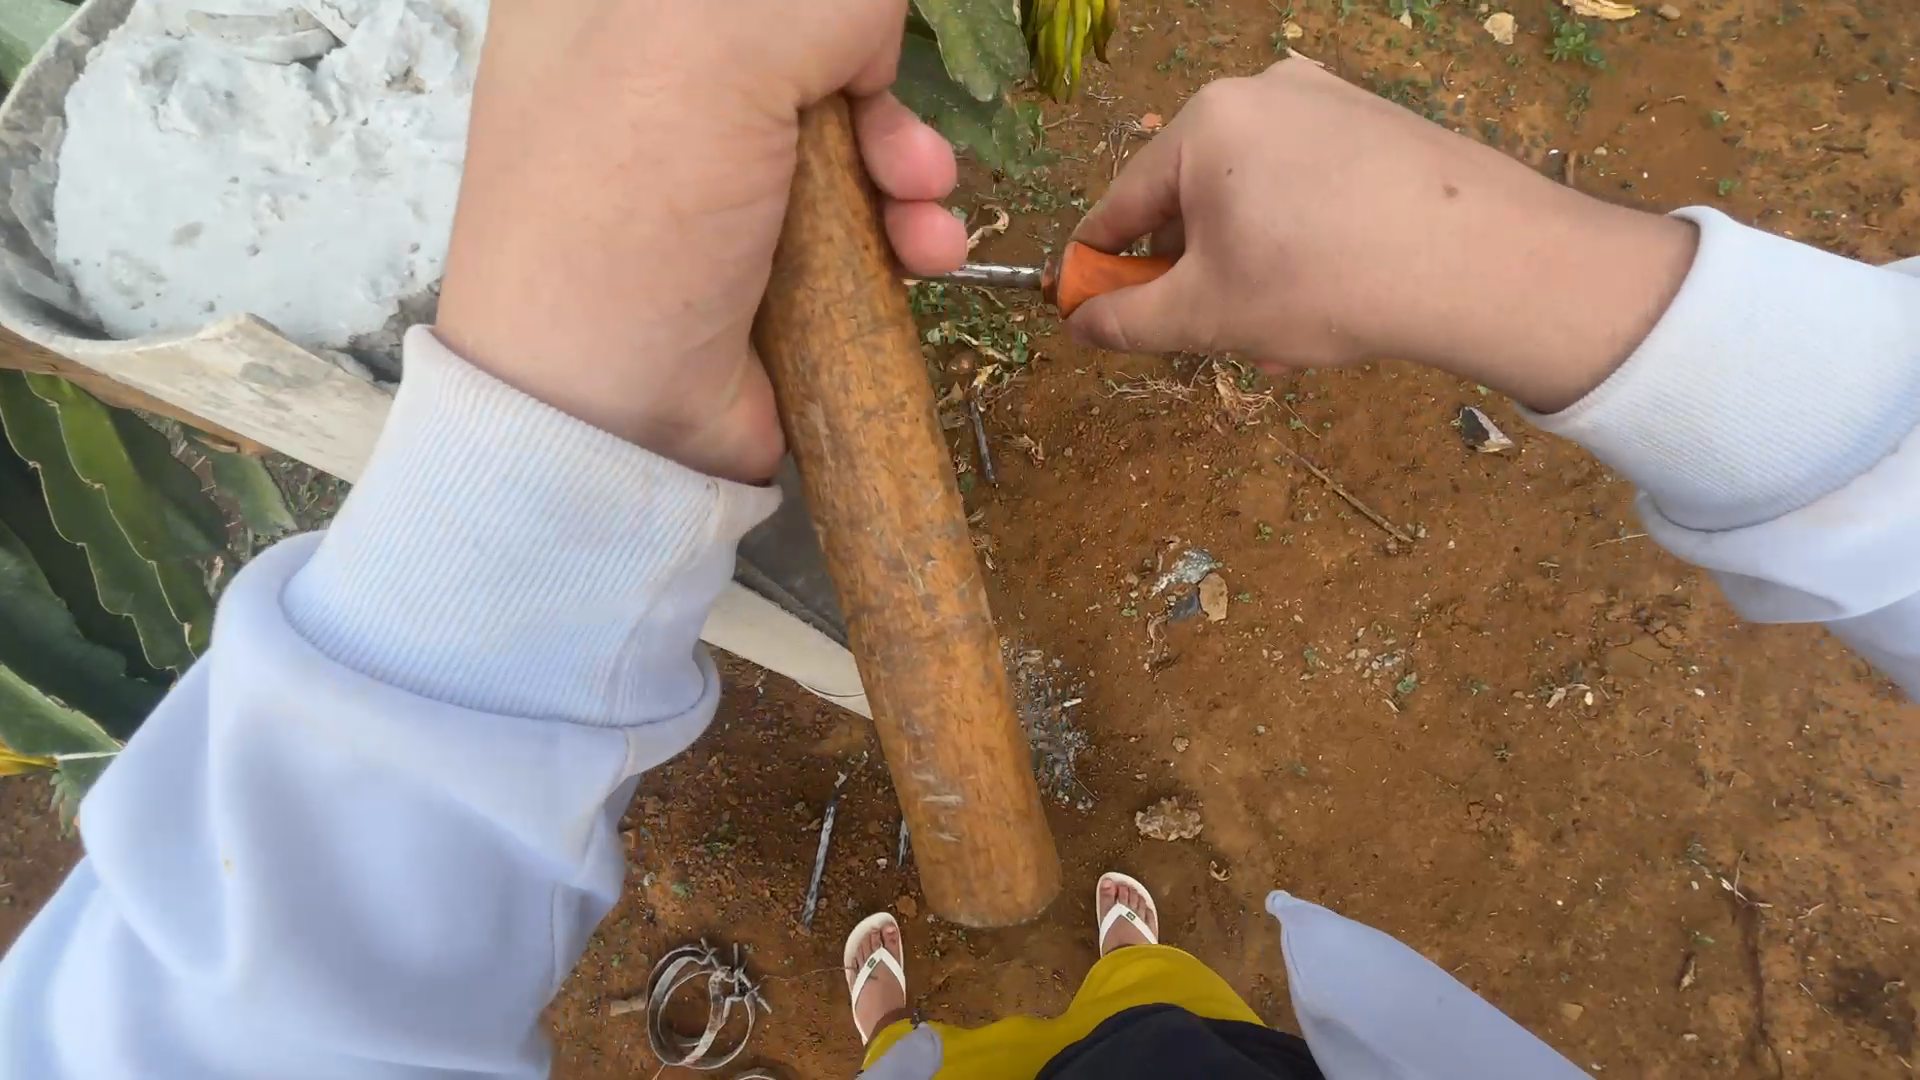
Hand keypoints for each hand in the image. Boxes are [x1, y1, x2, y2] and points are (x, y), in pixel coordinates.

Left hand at [436, 1, 967, 482]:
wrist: (617, 410)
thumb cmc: (636, 209)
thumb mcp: (708, 46)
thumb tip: (875, 29)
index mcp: (624, 11)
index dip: (815, 14)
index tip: (844, 42)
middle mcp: (676, 94)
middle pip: (812, 60)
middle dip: (882, 98)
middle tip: (907, 155)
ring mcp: (731, 191)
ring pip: (851, 146)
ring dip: (913, 174)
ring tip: (928, 221)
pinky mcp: (777, 269)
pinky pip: (860, 228)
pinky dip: (908, 236)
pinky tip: (930, 258)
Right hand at [1068, 59, 1697, 412]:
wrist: (1483, 264)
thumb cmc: (1316, 285)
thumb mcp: (1199, 316)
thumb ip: (1121, 321)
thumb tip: (1078, 323)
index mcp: (1204, 125)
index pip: (1118, 206)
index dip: (1096, 267)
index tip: (1089, 310)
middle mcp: (1259, 94)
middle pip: (1184, 203)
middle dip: (1185, 276)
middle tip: (1202, 332)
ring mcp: (1322, 100)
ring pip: (1242, 203)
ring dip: (1235, 271)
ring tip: (1265, 329)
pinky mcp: (1370, 122)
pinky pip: (1295, 190)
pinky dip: (1284, 244)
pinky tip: (1311, 293)